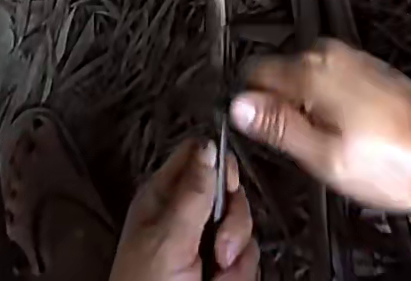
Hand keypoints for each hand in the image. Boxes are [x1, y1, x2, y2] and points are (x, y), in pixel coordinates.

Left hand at [110, 138, 257, 280]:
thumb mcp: (167, 241)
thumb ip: (193, 192)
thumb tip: (211, 143)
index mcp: (163, 196)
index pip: (198, 153)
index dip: (219, 161)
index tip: (228, 185)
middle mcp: (185, 215)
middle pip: (228, 190)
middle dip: (233, 222)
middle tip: (221, 250)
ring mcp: (203, 245)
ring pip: (242, 227)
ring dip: (237, 259)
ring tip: (216, 280)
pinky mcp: (220, 273)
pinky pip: (247, 260)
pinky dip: (239, 278)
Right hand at [229, 39, 410, 210]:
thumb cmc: (391, 158)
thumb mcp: (324, 155)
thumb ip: (278, 125)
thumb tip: (240, 105)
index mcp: (310, 70)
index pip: (253, 71)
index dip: (249, 102)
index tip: (257, 128)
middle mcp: (326, 52)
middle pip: (277, 70)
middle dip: (277, 103)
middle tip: (297, 143)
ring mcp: (347, 55)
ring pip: (301, 71)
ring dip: (301, 100)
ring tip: (324, 138)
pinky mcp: (363, 64)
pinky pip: (325, 73)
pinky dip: (323, 96)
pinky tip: (343, 126)